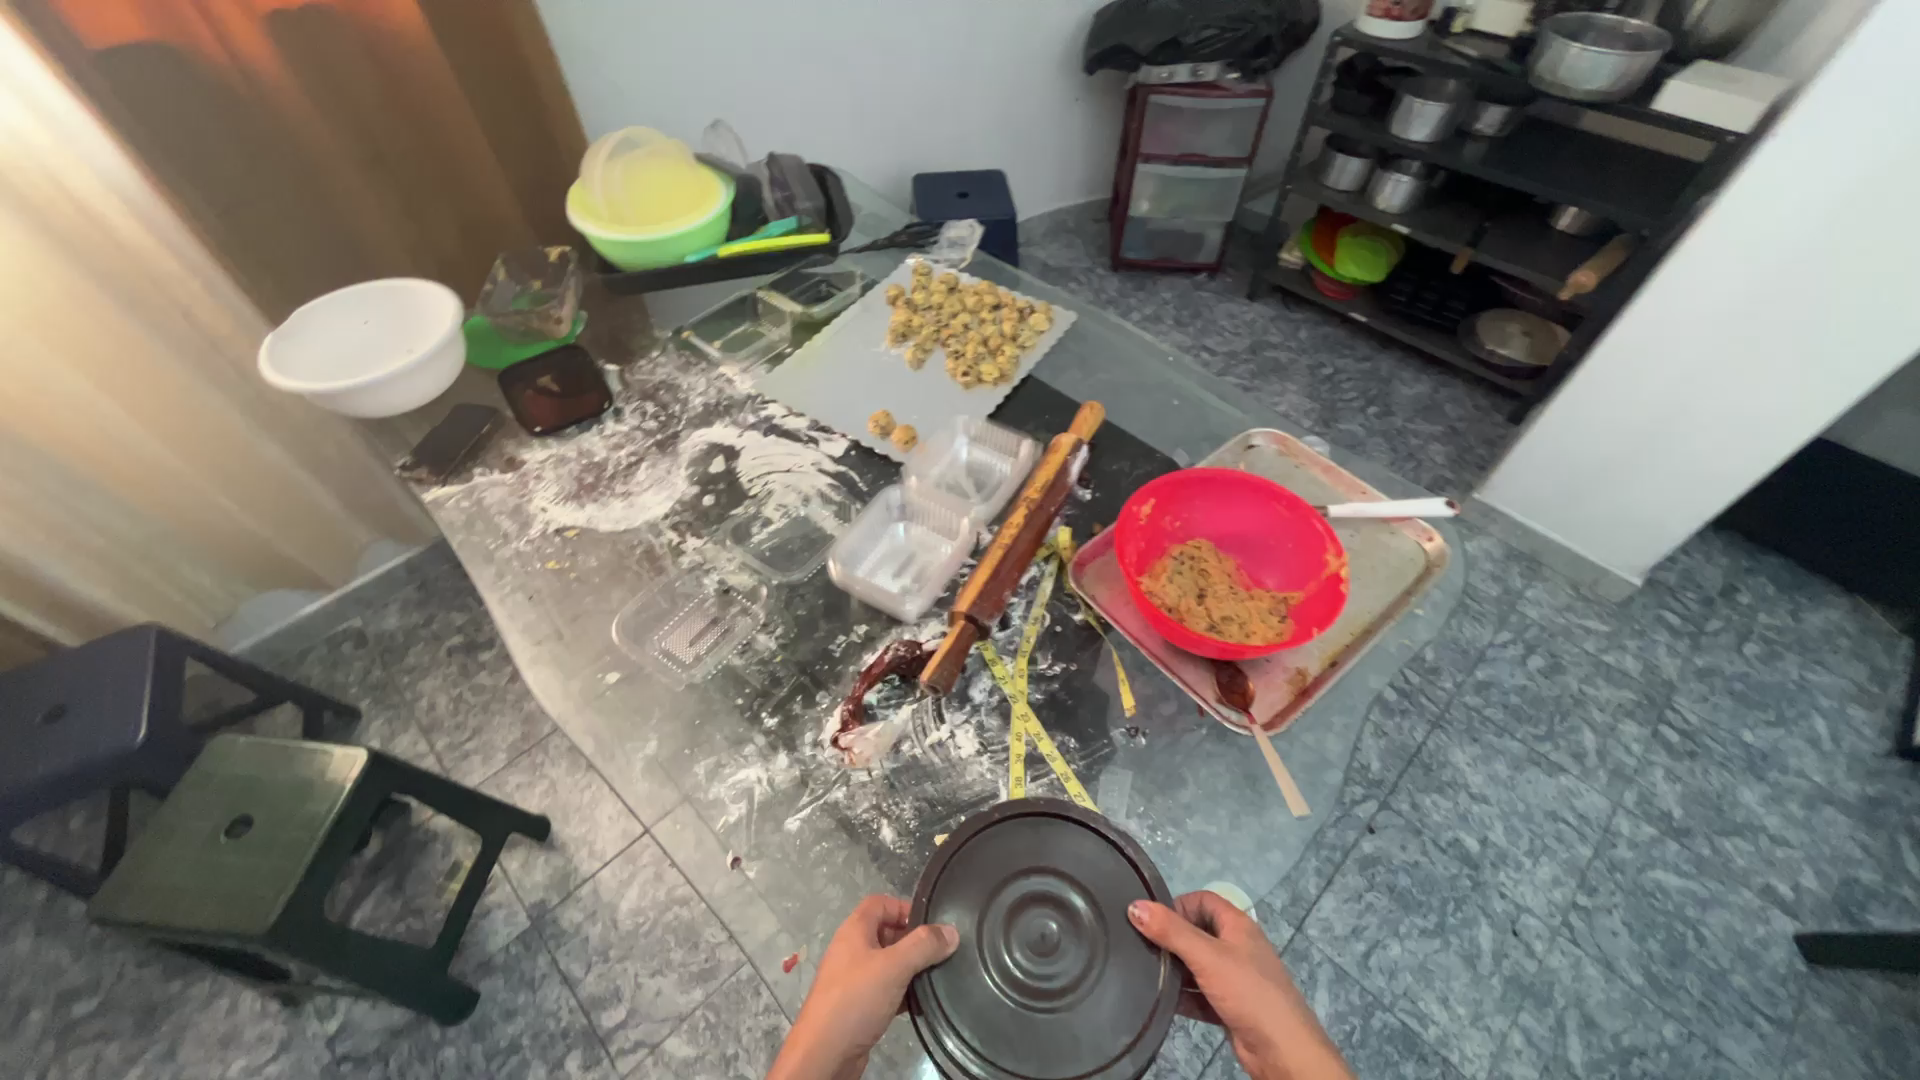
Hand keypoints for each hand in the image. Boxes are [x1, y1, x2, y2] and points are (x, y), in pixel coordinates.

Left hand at [768, 895, 959, 1079]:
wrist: (824, 1055)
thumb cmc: (856, 1000)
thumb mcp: (894, 967)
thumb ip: (923, 946)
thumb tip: (951, 931)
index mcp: (854, 931)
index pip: (880, 903)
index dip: (904, 907)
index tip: (931, 925)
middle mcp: (853, 951)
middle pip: (887, 933)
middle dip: (913, 941)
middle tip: (939, 953)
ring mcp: (854, 980)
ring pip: (889, 964)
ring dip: (911, 969)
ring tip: (937, 977)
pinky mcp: (859, 1007)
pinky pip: (886, 991)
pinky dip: (903, 993)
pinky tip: (922, 1004)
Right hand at [1129, 892, 1353, 1079]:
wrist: (1284, 1053)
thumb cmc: (1248, 992)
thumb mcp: (1206, 956)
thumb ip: (1170, 931)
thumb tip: (1134, 905)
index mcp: (1237, 925)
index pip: (1202, 900)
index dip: (1178, 905)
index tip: (1153, 922)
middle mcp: (1236, 947)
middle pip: (1197, 932)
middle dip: (1171, 939)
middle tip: (1143, 949)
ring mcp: (1234, 979)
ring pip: (1197, 965)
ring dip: (1175, 970)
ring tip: (1147, 974)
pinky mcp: (1229, 1007)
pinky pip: (1200, 994)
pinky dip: (1183, 996)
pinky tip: (1161, 1002)